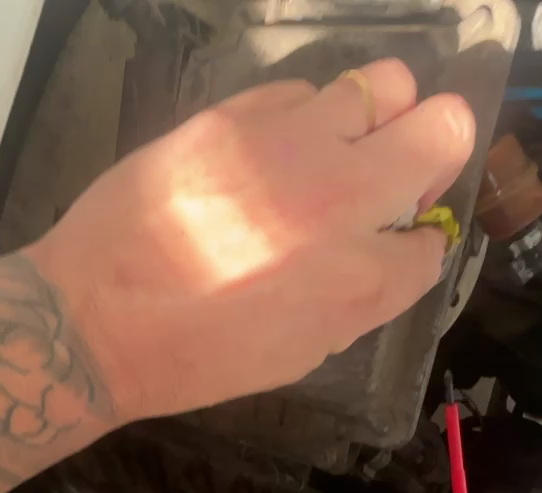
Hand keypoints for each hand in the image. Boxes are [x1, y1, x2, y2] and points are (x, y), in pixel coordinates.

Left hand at [25, 58, 476, 421]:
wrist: (97, 321)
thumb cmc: (198, 358)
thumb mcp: (297, 355)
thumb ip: (356, 301)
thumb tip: (384, 257)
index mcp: (357, 282)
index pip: (433, 244)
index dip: (413, 248)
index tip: (388, 250)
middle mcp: (340, 200)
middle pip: (444, 129)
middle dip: (430, 156)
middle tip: (390, 181)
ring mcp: (289, 144)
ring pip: (384, 85)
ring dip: (375, 121)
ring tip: (333, 157)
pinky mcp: (235, 113)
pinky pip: (304, 90)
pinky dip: (304, 120)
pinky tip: (273, 155)